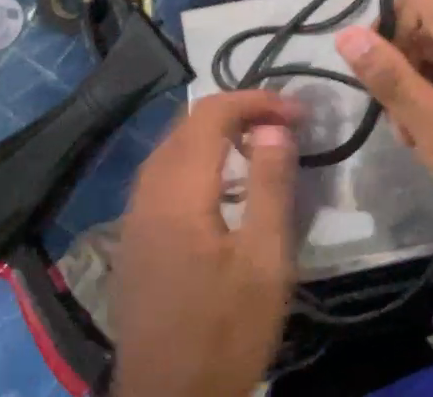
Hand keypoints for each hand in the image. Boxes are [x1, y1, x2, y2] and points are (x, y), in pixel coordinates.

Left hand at [113, 91, 299, 396]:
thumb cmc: (226, 332)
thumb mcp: (264, 260)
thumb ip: (268, 185)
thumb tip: (274, 125)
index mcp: (178, 193)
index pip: (211, 115)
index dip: (255, 100)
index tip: (298, 111)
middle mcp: (147, 195)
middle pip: (186, 126)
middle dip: (237, 111)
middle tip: (284, 123)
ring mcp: (134, 220)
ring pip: (170, 150)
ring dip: (214, 134)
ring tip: (259, 144)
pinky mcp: (134, 243)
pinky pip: (162, 178)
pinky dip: (196, 160)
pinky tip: (222, 185)